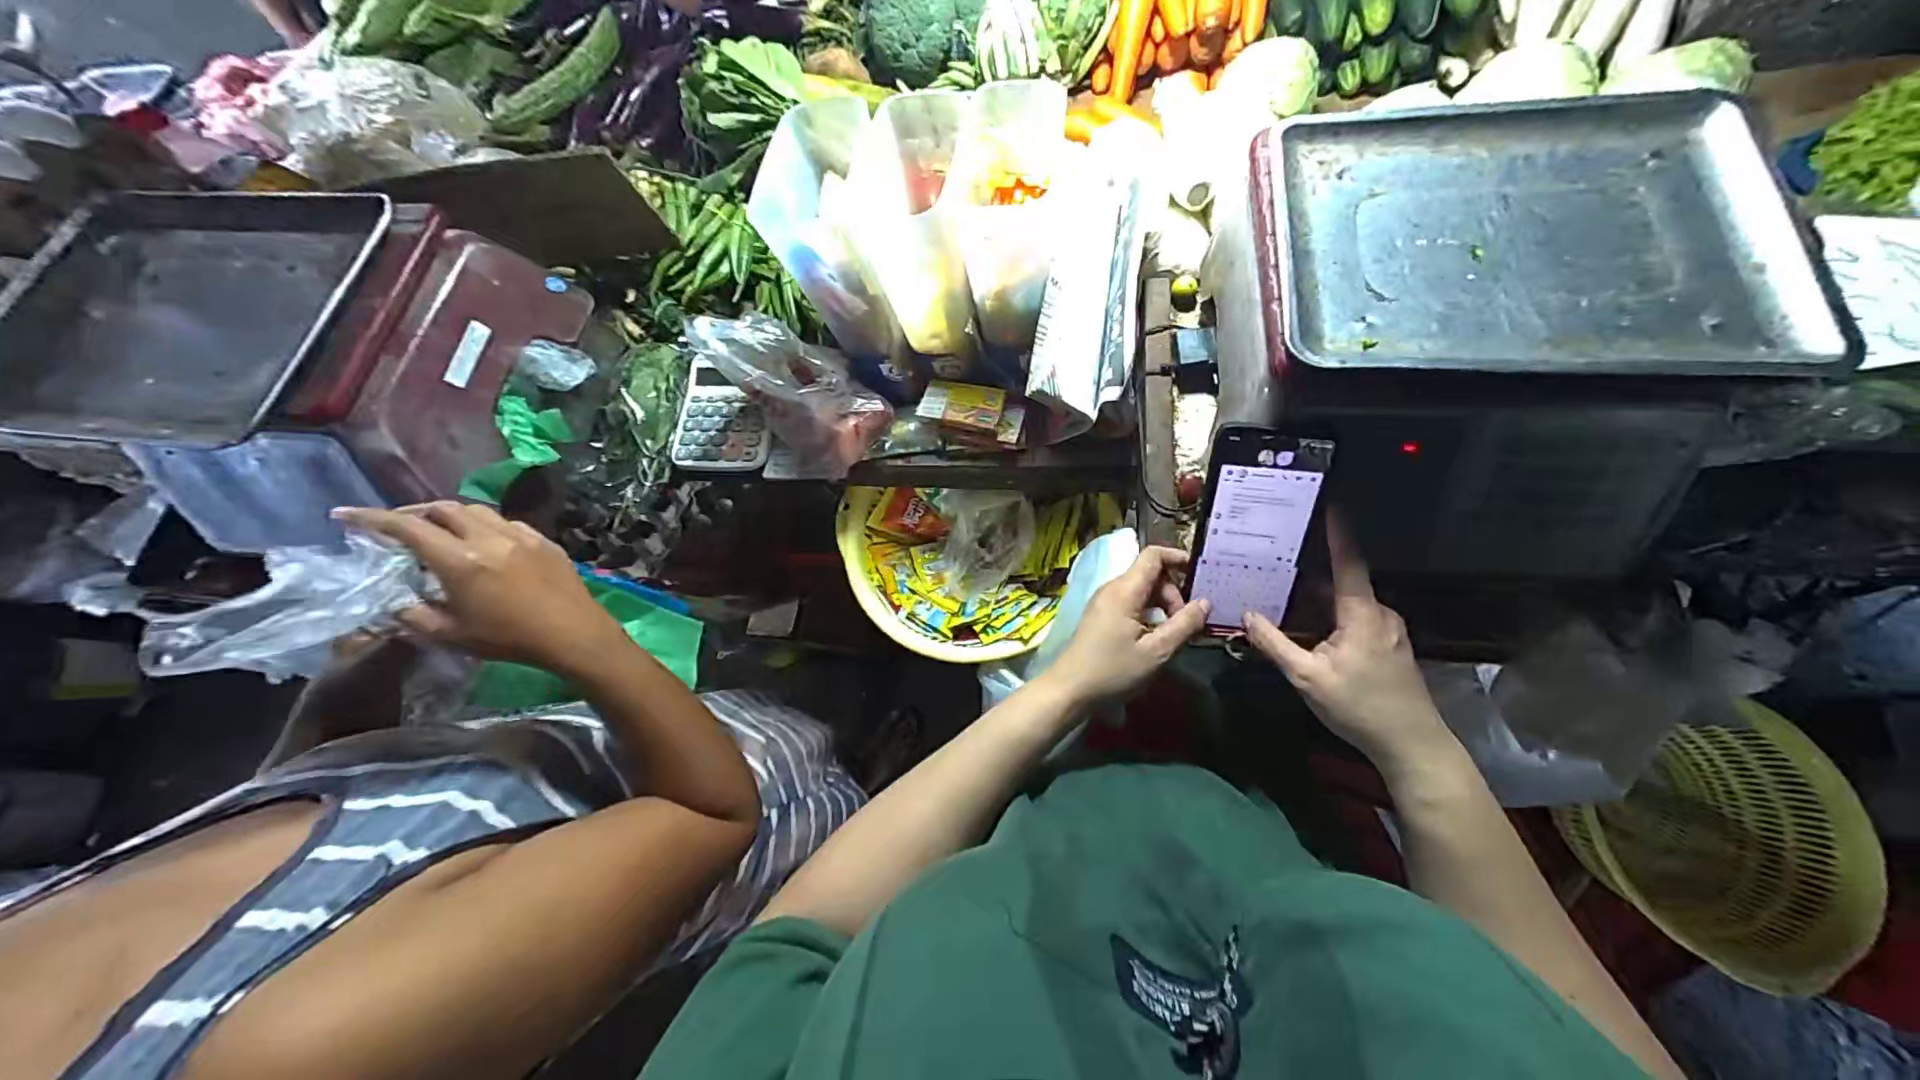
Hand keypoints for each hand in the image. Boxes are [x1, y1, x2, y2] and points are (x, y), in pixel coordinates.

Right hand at [333, 503, 625, 673]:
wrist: (573, 633)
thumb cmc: (509, 638)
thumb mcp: (450, 633)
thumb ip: (413, 614)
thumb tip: (397, 601)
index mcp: (459, 559)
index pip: (406, 527)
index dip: (371, 518)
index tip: (345, 515)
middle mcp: (489, 537)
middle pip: (442, 509)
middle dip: (413, 512)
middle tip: (397, 526)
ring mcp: (522, 535)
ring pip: (478, 511)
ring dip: (451, 515)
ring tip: (440, 531)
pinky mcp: (545, 541)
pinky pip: (508, 522)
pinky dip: (486, 525)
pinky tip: (484, 541)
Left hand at [1038, 546, 1209, 705]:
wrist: (1070, 689)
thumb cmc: (1113, 670)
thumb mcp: (1156, 652)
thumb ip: (1184, 625)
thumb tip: (1204, 603)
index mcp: (1124, 590)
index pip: (1153, 555)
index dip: (1178, 558)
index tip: (1199, 575)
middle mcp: (1112, 589)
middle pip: (1150, 575)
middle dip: (1173, 594)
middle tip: (1185, 625)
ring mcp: (1104, 602)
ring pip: (1142, 591)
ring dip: (1162, 607)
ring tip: (1172, 636)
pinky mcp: (1100, 615)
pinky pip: (1130, 603)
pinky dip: (1148, 614)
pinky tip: (1154, 639)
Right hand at [1241, 518, 1450, 767]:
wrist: (1411, 743)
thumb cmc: (1359, 707)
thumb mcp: (1306, 677)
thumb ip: (1274, 643)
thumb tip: (1247, 614)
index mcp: (1362, 612)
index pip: (1348, 560)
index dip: (1338, 529)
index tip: (1329, 501)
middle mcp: (1379, 612)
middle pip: (1341, 580)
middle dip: (1311, 568)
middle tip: (1277, 555)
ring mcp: (1387, 628)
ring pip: (1346, 601)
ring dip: (1317, 596)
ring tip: (1283, 588)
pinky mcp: (1388, 643)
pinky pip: (1354, 616)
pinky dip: (1329, 614)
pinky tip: (1307, 624)